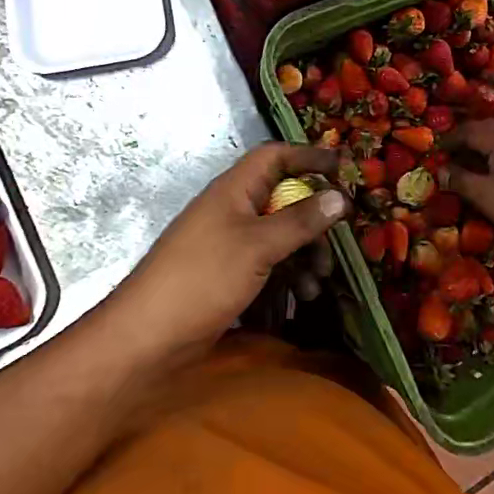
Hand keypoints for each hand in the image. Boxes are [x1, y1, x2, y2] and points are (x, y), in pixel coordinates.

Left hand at [118, 143, 348, 349]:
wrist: (149, 336)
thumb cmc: (203, 278)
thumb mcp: (258, 246)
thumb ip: (301, 220)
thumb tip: (339, 197)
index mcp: (234, 190)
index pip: (276, 156)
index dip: (309, 157)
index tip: (344, 169)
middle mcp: (233, 210)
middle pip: (284, 198)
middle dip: (314, 220)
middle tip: (336, 244)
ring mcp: (230, 243)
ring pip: (279, 235)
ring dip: (304, 253)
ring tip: (317, 282)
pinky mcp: (229, 273)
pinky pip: (268, 262)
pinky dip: (288, 274)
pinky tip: (301, 295)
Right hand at [443, 120, 493, 260]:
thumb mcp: (487, 199)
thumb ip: (462, 181)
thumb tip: (443, 171)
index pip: (469, 131)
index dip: (451, 140)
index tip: (439, 151)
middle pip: (491, 127)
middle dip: (471, 138)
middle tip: (457, 154)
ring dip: (492, 141)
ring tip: (482, 159)